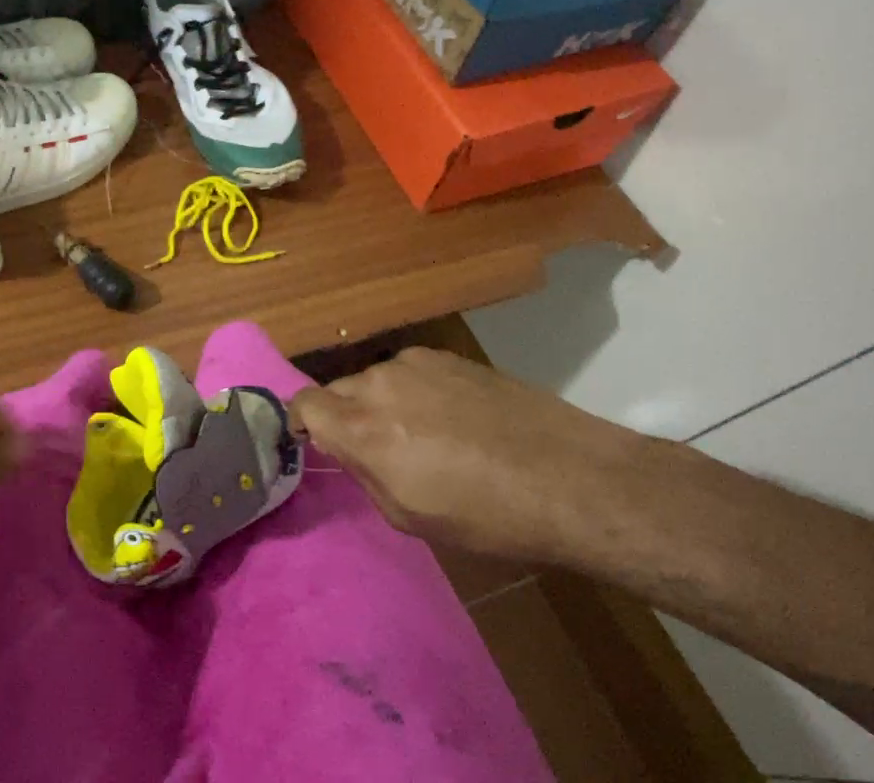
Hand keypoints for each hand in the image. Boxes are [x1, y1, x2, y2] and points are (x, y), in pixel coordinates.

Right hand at [290, 347, 651, 560]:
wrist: (572, 479)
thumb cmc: (486, 516)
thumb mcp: (408, 516)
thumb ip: (364, 474)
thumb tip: (349, 449)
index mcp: (363, 428)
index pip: (303, 404)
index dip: (301, 423)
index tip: (314, 442)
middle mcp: (381, 384)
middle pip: (339, 390)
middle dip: (344, 416)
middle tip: (374, 448)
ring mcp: (420, 364)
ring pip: (377, 380)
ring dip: (382, 403)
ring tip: (420, 434)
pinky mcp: (455, 357)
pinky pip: (413, 372)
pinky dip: (416, 391)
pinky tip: (452, 418)